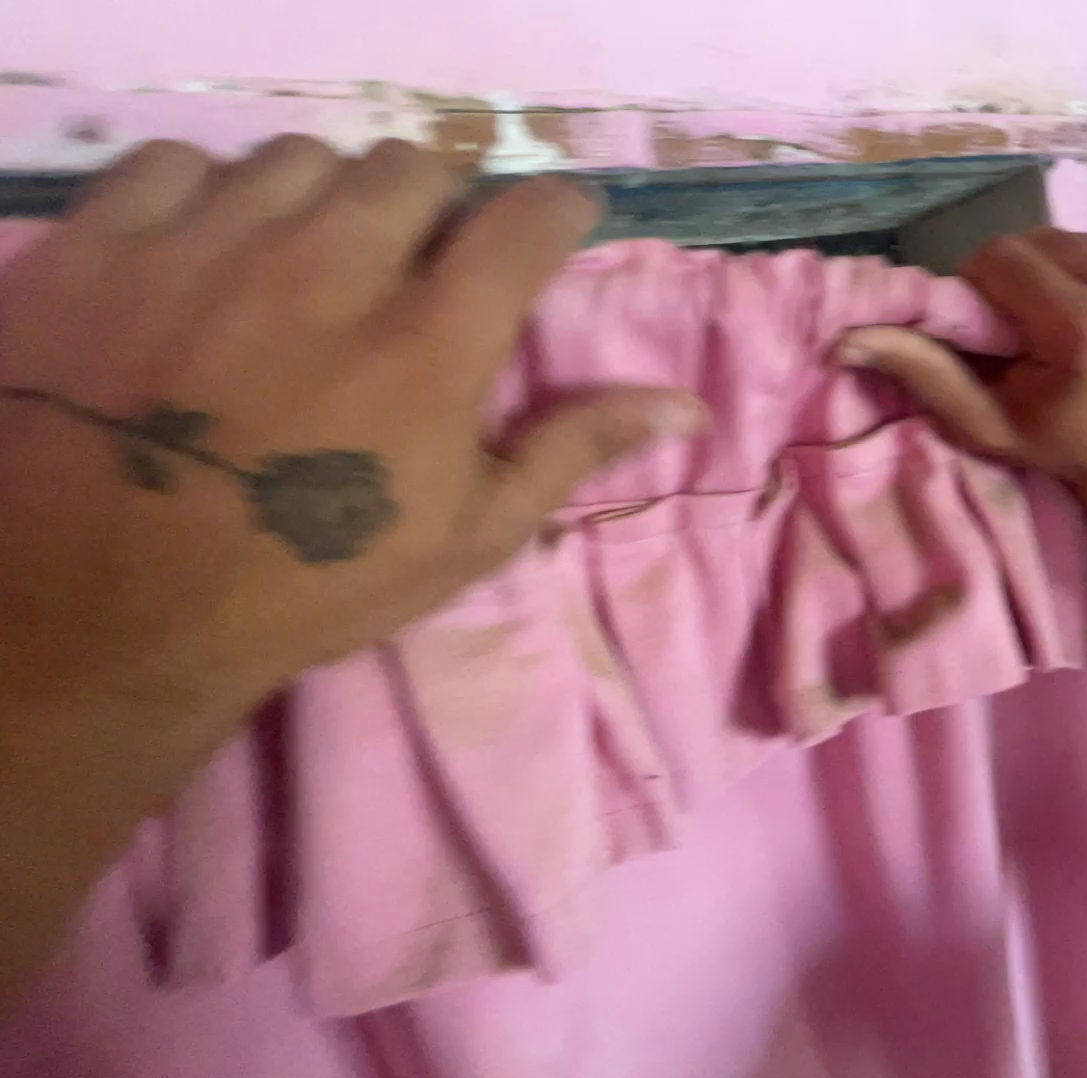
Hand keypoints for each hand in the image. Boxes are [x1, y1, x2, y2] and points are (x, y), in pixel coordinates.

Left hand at [0, 137, 704, 742]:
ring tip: (347, 252)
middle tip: (451, 249)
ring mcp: (205, 252)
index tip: (570, 213)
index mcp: (432, 344)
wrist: (113, 613)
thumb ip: (582, 444)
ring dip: (351, 193)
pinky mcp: (98, 252)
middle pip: (415, 168)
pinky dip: (232, 189)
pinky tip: (236, 248)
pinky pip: (182, 163)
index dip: (560, 206)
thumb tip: (689, 408)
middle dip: (455, 196)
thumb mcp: (484, 526)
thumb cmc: (332, 572)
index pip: (521, 226)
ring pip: (306, 157)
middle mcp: (328, 272)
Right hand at [836, 227, 1086, 496]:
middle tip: (1032, 327)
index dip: (986, 287)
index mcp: (1086, 329)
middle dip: (1026, 279)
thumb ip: (925, 374)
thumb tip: (846, 340)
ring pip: (1084, 240)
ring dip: (1066, 273)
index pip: (1003, 258)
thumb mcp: (988, 422)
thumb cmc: (1062, 443)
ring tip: (1072, 321)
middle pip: (1046, 243)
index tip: (994, 326)